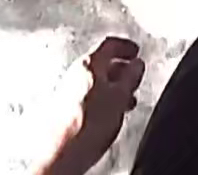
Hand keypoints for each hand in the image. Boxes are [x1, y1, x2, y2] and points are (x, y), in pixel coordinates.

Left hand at [39, 36, 146, 174]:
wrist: (60, 153)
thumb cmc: (87, 125)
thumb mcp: (119, 97)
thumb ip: (131, 77)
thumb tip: (137, 64)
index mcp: (89, 62)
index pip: (110, 44)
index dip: (126, 46)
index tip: (136, 51)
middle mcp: (75, 71)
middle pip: (102, 63)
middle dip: (120, 69)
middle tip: (133, 76)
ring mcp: (67, 90)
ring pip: (95, 81)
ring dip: (112, 87)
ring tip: (124, 101)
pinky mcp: (63, 109)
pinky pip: (87, 96)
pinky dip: (101, 99)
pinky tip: (107, 114)